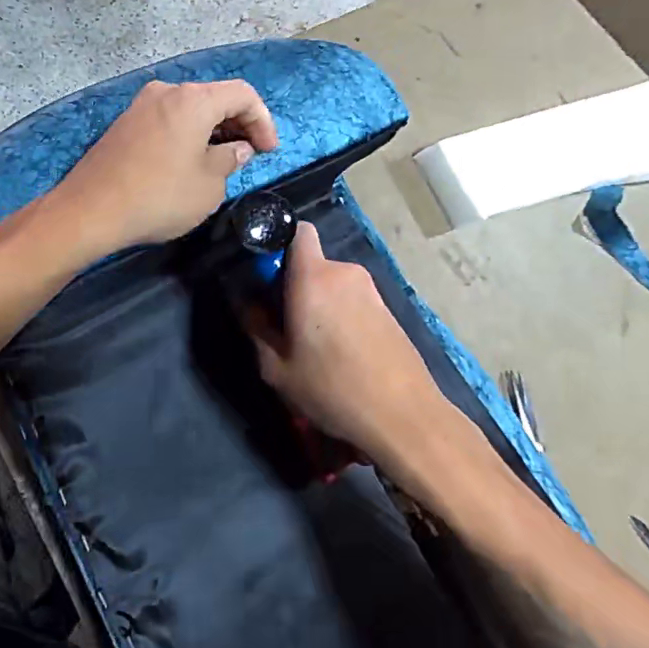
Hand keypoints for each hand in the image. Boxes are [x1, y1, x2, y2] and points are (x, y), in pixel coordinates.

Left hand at [50, 80, 278, 257]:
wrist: (91, 210)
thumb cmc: (159, 197)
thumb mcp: (208, 185)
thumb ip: (230, 160)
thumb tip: (236, 149)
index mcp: (193, 100)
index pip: (242, 95)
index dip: (263, 121)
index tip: (268, 151)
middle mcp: (165, 93)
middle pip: (213, 98)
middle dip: (237, 124)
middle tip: (249, 154)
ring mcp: (139, 107)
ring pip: (188, 110)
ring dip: (211, 130)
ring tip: (221, 160)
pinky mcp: (123, 126)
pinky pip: (166, 121)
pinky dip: (186, 134)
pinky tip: (188, 161)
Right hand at [242, 222, 450, 465]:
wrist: (404, 416)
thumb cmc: (332, 389)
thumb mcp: (276, 367)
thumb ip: (255, 327)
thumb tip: (244, 301)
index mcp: (313, 278)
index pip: (297, 231)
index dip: (277, 243)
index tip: (263, 273)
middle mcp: (343, 272)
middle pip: (310, 262)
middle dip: (292, 283)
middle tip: (281, 321)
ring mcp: (370, 289)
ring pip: (330, 283)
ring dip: (316, 301)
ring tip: (311, 343)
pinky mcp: (388, 308)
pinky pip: (350, 298)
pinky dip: (338, 313)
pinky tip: (338, 351)